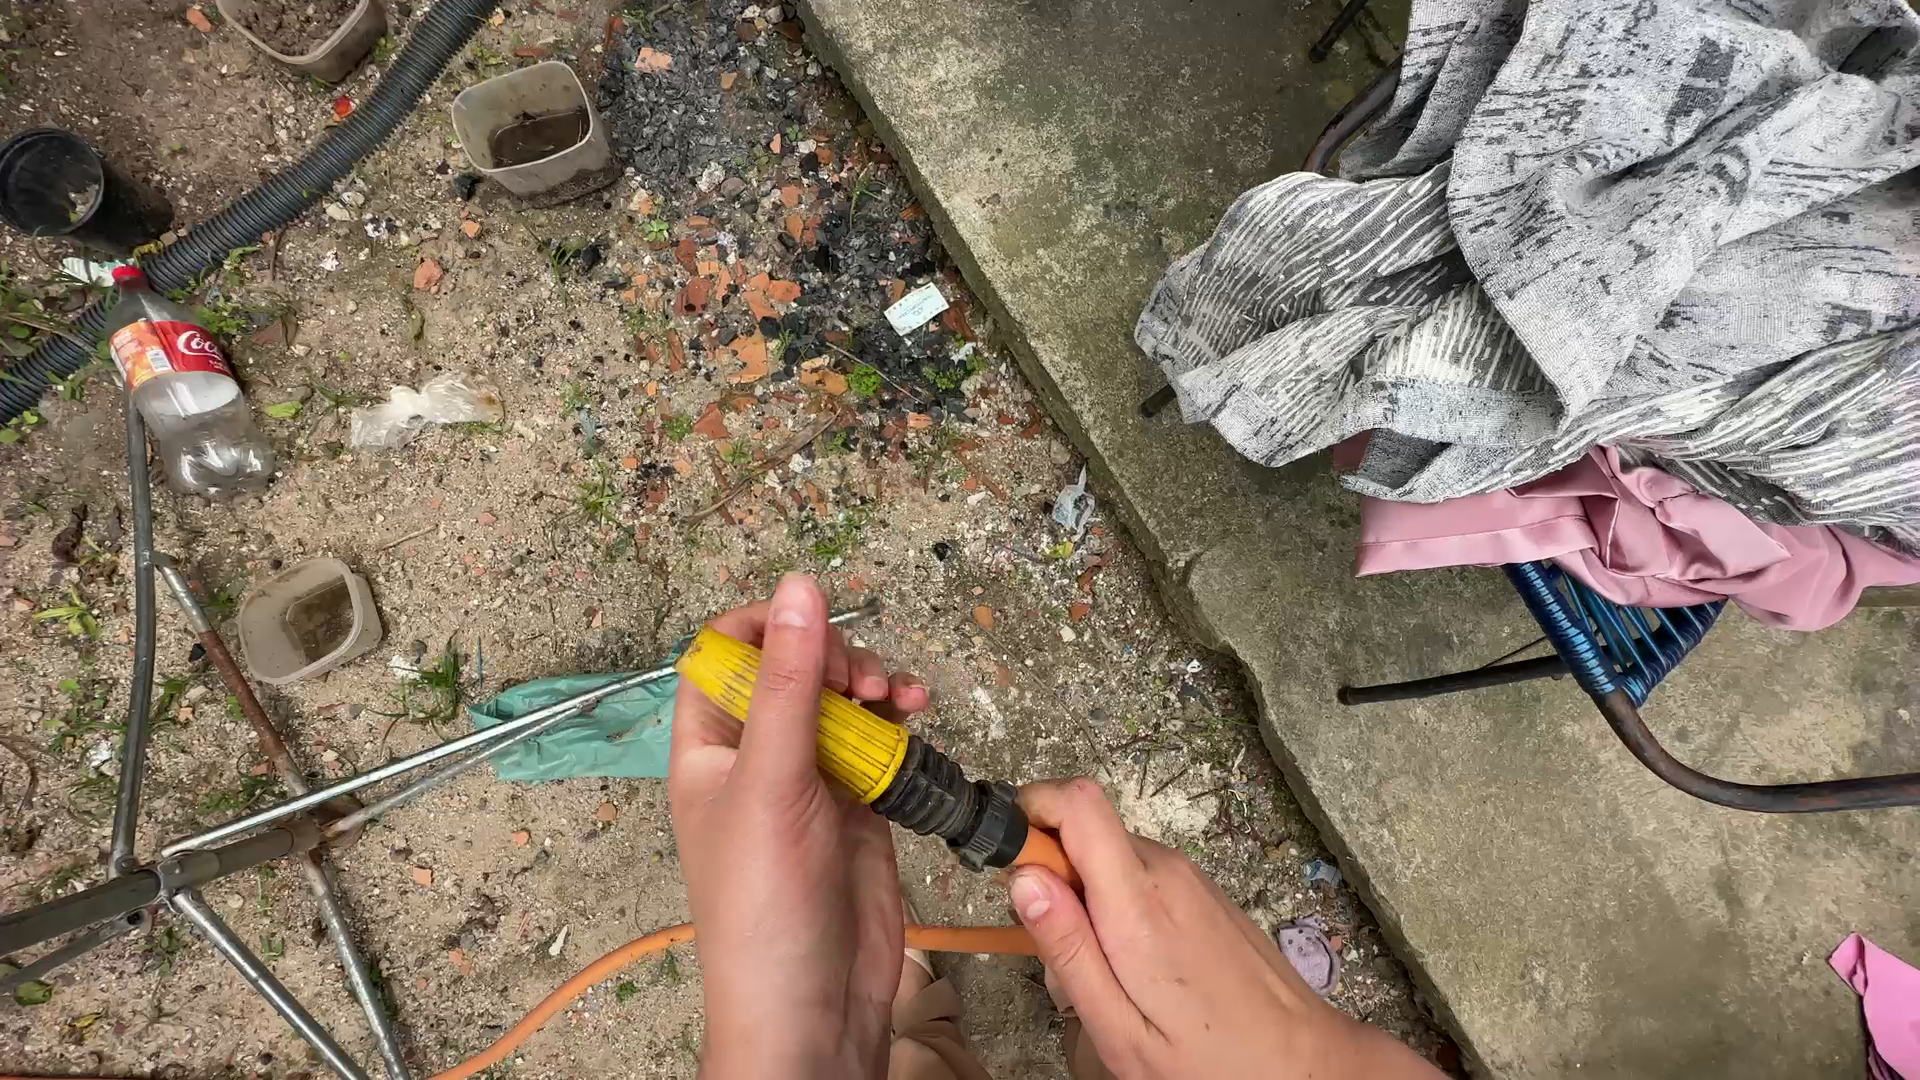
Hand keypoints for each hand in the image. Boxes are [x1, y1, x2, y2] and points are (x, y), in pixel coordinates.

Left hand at [668, 576, 931, 1078]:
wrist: (819, 1005)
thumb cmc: (769, 899)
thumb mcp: (773, 780)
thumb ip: (790, 681)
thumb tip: (800, 585)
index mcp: (712, 744)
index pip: (725, 654)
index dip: (764, 626)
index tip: (810, 627)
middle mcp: (761, 751)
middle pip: (794, 665)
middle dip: (831, 655)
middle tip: (858, 681)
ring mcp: (813, 771)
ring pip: (843, 694)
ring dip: (873, 679)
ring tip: (894, 695)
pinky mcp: (859, 792)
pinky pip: (878, 731)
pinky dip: (899, 714)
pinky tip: (916, 711)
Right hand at [1009, 778, 1444, 1079]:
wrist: (1307, 1064)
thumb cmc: (1206, 1060)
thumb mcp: (1119, 1027)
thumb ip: (1067, 946)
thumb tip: (1021, 875)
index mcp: (1135, 897)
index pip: (1077, 799)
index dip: (1032, 807)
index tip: (1013, 858)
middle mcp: (1160, 865)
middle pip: (1084, 821)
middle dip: (1050, 861)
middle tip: (1054, 935)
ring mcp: (1184, 870)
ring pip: (1106, 847)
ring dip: (1082, 882)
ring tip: (1101, 958)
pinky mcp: (1197, 882)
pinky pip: (1135, 866)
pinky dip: (1113, 892)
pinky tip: (1135, 955)